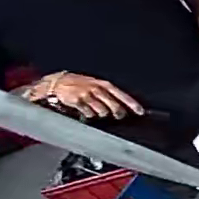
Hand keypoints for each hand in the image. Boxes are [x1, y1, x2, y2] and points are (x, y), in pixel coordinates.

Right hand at [26, 72, 144, 120]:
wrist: (57, 82)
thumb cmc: (79, 84)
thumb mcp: (96, 84)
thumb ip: (109, 94)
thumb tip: (124, 106)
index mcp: (105, 85)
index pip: (123, 95)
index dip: (133, 104)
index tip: (141, 112)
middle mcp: (98, 89)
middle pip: (115, 106)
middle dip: (118, 114)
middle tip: (117, 116)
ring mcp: (87, 95)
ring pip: (103, 112)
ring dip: (102, 115)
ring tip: (96, 111)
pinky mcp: (77, 101)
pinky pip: (89, 113)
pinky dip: (89, 115)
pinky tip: (85, 112)